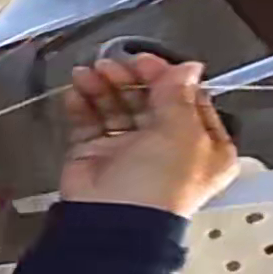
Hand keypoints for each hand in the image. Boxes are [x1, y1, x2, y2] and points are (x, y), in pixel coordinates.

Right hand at [59, 54, 238, 217]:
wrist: (112, 212)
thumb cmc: (158, 180)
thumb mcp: (179, 136)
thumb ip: (176, 99)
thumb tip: (186, 67)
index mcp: (199, 141)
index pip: (184, 100)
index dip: (164, 78)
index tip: (143, 60)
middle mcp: (162, 142)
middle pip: (145, 102)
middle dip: (126, 82)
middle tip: (108, 65)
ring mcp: (124, 146)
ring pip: (112, 110)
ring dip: (99, 90)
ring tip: (84, 74)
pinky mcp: (90, 151)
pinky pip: (85, 124)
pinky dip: (79, 107)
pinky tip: (73, 93)